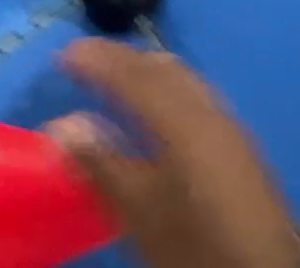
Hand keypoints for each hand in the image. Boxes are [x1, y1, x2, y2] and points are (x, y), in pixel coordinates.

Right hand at [48, 39, 299, 267]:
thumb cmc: (197, 246)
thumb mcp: (141, 212)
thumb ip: (101, 164)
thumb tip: (61, 124)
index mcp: (182, 119)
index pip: (133, 74)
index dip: (98, 59)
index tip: (65, 54)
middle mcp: (208, 109)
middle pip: (161, 69)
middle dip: (122, 60)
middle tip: (86, 64)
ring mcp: (228, 126)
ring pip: (181, 80)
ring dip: (146, 73)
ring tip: (115, 83)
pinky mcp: (238, 146)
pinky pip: (194, 96)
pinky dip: (165, 90)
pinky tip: (154, 115)